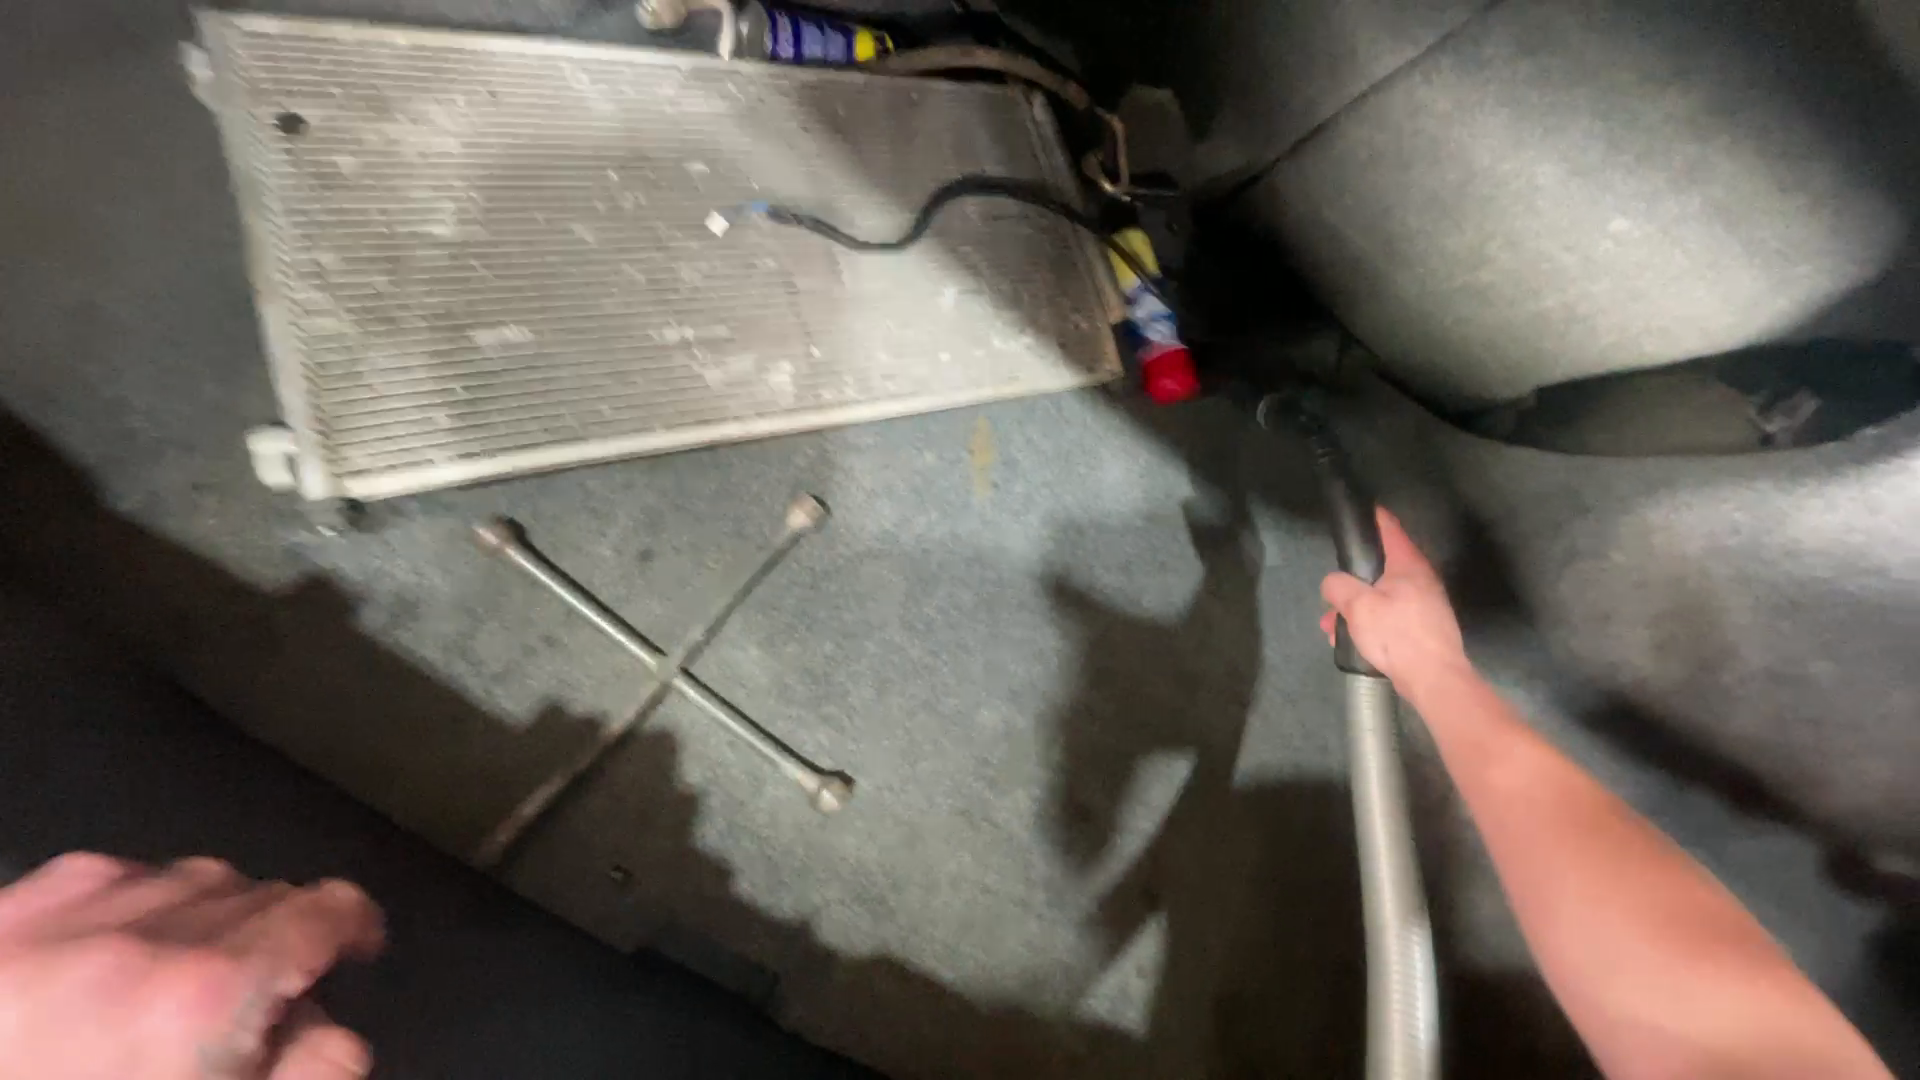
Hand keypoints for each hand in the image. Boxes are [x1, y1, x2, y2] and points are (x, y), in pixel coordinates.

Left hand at [0, 853, 384, 1078]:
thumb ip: (314, 1065)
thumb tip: (327, 1018)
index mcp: (210, 991)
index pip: (329, 910)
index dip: (354, 927)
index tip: (354, 948)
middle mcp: (146, 937)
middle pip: (264, 893)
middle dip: (273, 937)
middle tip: (243, 1002)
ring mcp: (57, 922)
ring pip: (190, 878)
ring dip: (205, 918)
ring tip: (167, 982)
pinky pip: (100, 876)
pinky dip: (124, 906)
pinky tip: (101, 957)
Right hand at [1319, 508, 1468, 684]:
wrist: (1433, 679)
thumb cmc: (1397, 635)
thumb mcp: (1356, 606)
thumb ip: (1338, 586)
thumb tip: (1334, 583)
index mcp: (1408, 567)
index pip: (1392, 531)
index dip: (1376, 518)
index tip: (1365, 509)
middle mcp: (1422, 581)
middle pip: (1381, 569)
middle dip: (1353, 581)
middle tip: (1333, 593)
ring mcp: (1425, 606)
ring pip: (1382, 597)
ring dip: (1356, 608)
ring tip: (1333, 626)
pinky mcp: (1423, 629)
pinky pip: (1389, 617)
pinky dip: (1370, 623)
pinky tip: (1353, 640)